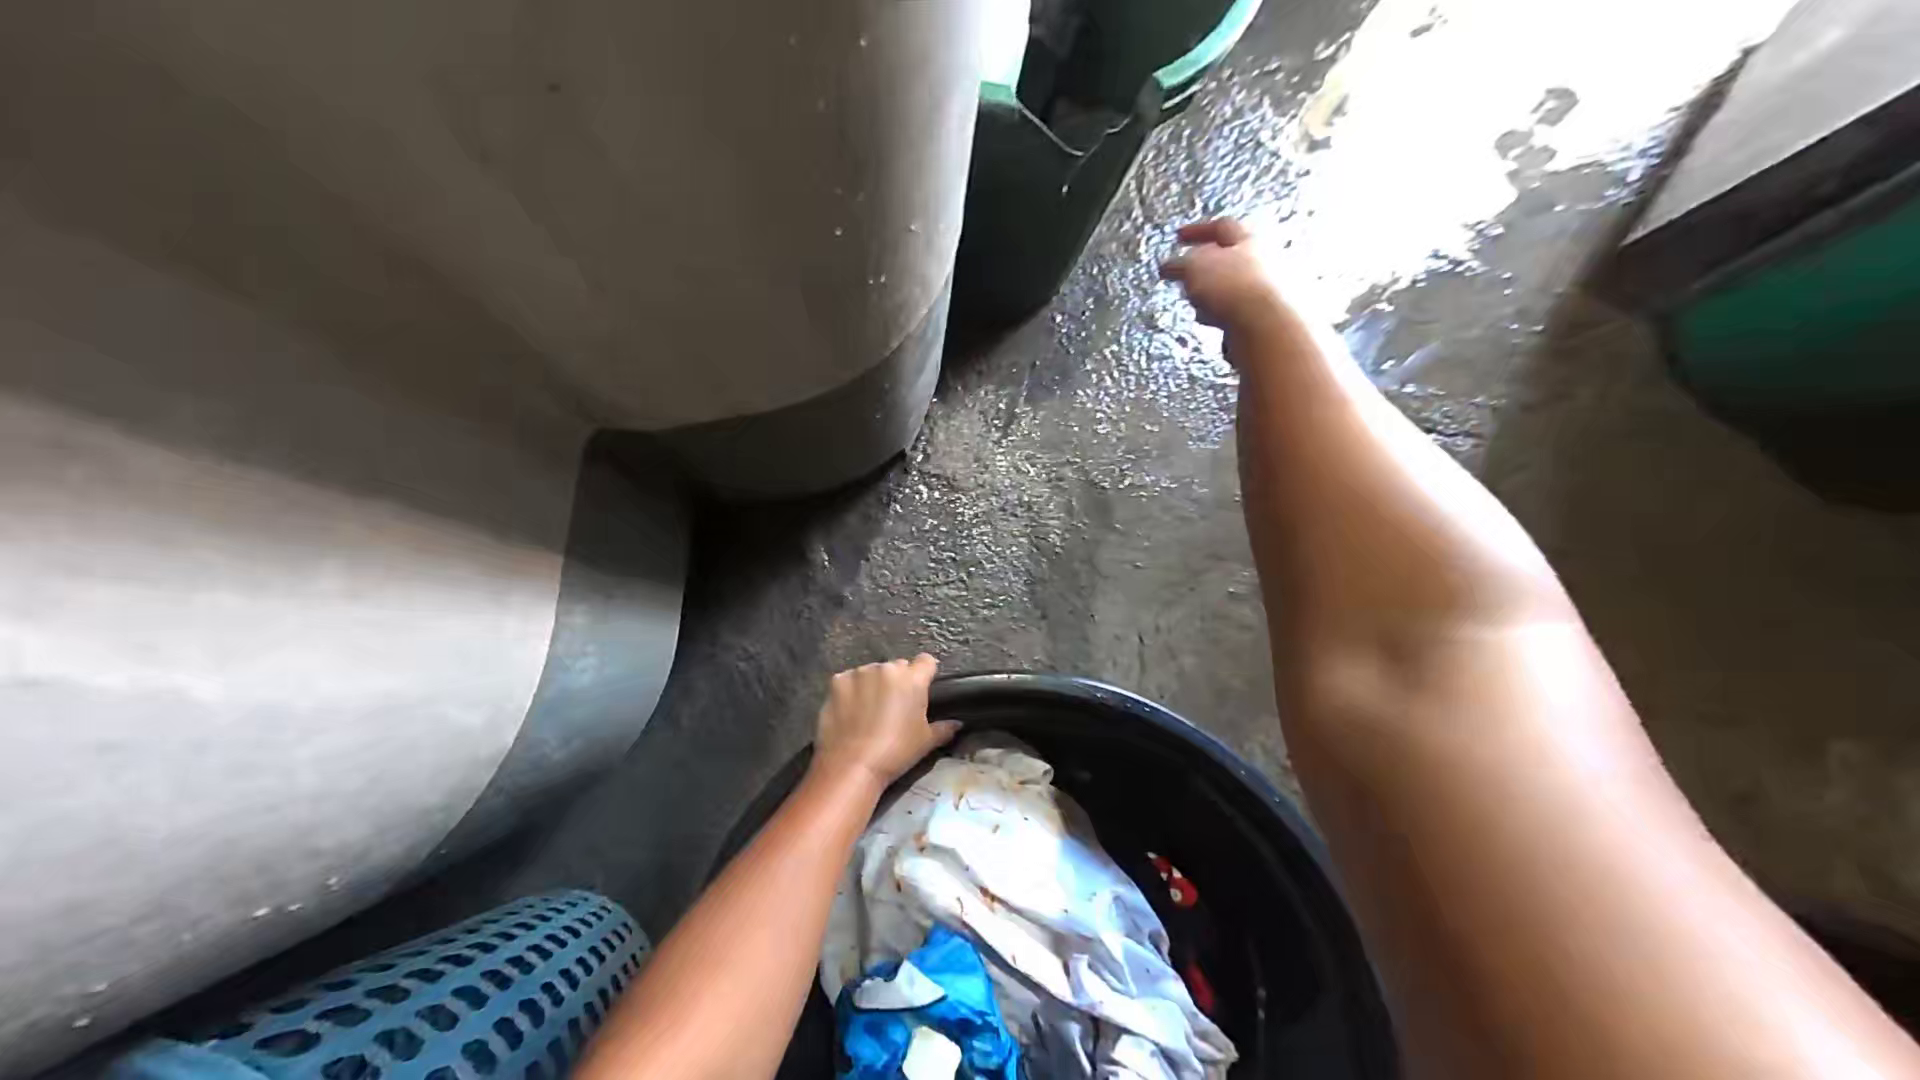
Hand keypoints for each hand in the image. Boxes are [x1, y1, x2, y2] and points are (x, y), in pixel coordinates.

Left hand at [810, 655, 958, 792]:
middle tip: (894, 706)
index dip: (925, 674)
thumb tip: (957, 724)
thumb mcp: (925, 742)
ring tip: (868, 711)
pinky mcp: (837, 681)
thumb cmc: (895, 752)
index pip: (926, 662)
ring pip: (872, 672)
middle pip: (897, 667)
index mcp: (912, 679)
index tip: (921, 689)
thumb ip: (943, 728)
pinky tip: (849, 711)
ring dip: (873, 685)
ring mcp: (860, 673)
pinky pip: (849, 680)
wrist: (851, 765)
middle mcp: (887, 669)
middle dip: (898, 681)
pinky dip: (850, 691)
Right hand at [1159, 219, 1286, 333]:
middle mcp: (1262, 259)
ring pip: (1231, 284)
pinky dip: (1219, 310)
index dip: (1197, 230)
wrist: (1264, 324)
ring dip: (1210, 290)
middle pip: (1228, 256)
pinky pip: (1235, 307)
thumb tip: (1167, 266)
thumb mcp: (1194, 268)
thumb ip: (1178, 264)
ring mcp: (1266, 288)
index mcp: (1247, 239)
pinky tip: (1209, 319)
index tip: (1177, 236)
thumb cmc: (1229, 285)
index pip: (1220, 227)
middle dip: (1204, 264)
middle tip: (1185, 273)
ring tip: (1193, 300)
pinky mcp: (1264, 314)